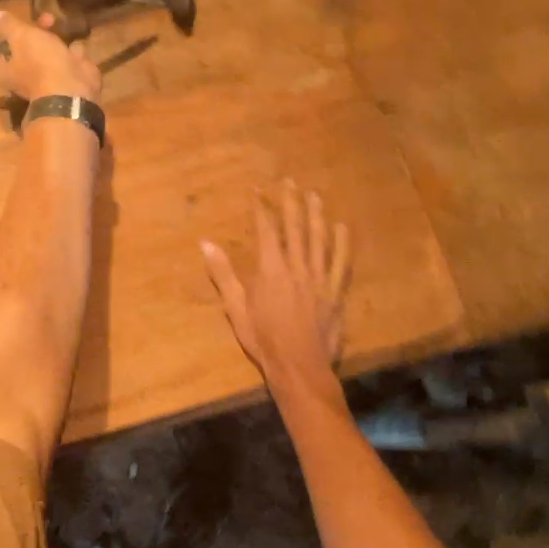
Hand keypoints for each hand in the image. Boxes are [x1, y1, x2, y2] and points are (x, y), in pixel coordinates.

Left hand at [0, 10, 100, 101]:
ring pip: (50, 54)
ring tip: (63, 25)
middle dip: (40, 31)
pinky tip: (76, 41)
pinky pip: (69, 60)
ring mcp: (50, 80)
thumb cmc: (40, 62)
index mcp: (10, 72)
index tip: (25, 21)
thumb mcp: (21, 37)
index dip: (14, 34)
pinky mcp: (70, 79)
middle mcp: (27, 78)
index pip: (6, 51)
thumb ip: (9, 25)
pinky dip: (73, 51)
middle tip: (50, 19)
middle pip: (30, 49)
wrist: (72, 88)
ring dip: (57, 40)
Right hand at [200, 179, 352, 397]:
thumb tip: (206, 243)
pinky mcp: (335, 292)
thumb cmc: (262, 339)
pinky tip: (342, 228)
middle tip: (289, 182)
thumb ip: (223, 273)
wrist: (299, 366)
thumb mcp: (235, 308)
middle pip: (295, 228)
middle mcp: (297, 267)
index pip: (266, 230)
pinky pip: (341, 262)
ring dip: (316, 215)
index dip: (261, 208)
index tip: (256, 191)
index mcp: (271, 269)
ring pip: (319, 239)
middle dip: (291, 203)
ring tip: (315, 196)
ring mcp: (320, 278)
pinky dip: (342, 244)